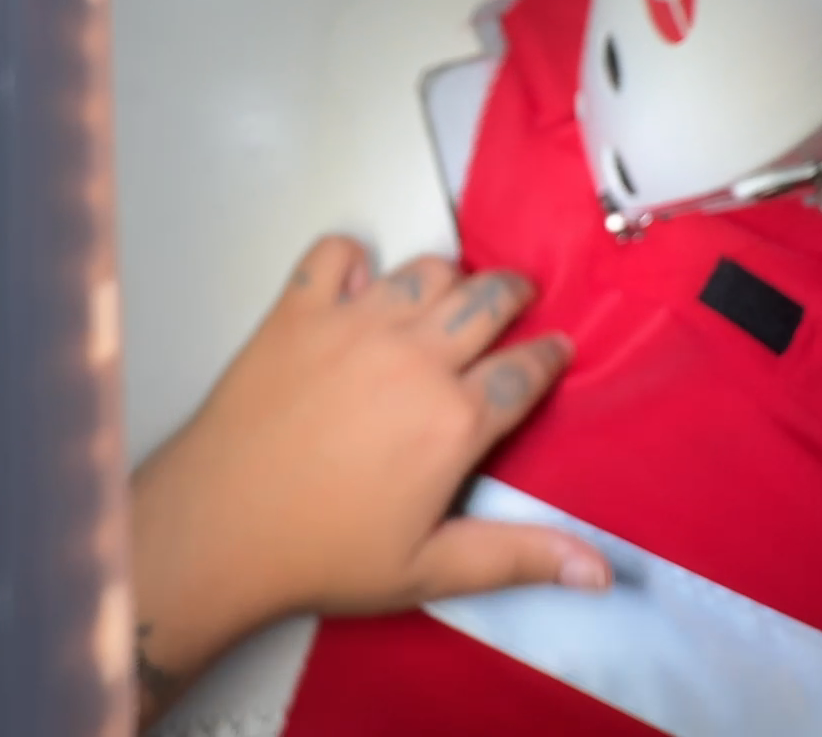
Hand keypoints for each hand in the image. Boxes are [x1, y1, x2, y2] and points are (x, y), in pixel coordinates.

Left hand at [129, 237, 609, 724]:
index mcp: (452, 418)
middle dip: (514, 292)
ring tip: (452, 288)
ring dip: (449, 274)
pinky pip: (334, 252)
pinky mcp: (298, 308)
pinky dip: (351, 256)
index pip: (525, 371)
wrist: (220, 525)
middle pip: (486, 300)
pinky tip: (357, 278)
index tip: (557, 347)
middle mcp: (412, 355)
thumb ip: (517, 556)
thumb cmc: (324, 551)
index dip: (549, 355)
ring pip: (424, 270)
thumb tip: (600, 569)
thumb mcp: (429, 569)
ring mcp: (352, 322)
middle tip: (518, 295)